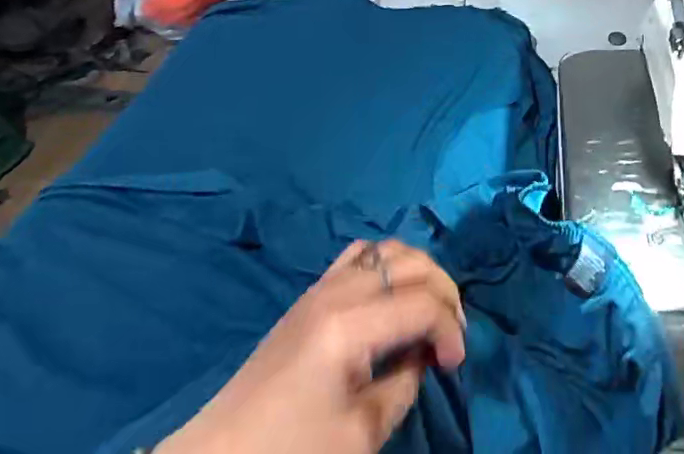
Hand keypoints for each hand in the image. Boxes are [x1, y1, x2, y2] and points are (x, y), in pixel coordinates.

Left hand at [157, 239, 467, 453]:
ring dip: (417, 272)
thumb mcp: (362, 431)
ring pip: (384, 248)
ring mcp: (321, 284)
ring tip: (429, 312)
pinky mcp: (311, 291)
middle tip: (452, 338)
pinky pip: (358, 255)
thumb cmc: (296, 445)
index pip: (421, 303)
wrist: (230, 445)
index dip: (451, 331)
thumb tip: (424, 353)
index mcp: (350, 324)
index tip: (453, 367)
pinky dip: (387, 264)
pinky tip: (393, 297)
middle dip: (443, 292)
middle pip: (408, 262)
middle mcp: (337, 290)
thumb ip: (403, 384)